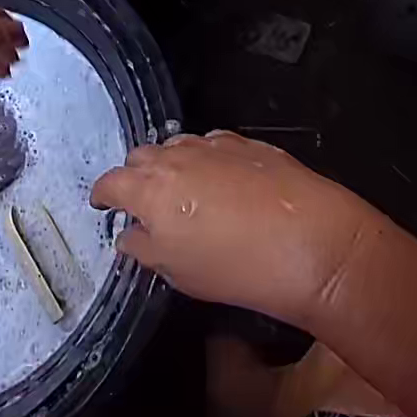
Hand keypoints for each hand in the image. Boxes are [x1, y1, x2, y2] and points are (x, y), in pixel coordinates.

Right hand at [90, 132, 386, 326]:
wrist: (315, 245)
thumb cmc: (238, 268)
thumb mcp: (180, 273)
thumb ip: (143, 250)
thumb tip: (129, 236)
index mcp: (146, 190)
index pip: (109, 184)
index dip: (102, 195)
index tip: (103, 204)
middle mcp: (170, 158)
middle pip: (138, 159)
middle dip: (135, 177)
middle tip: (147, 203)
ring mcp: (207, 145)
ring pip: (173, 147)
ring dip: (170, 165)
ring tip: (186, 192)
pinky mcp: (241, 142)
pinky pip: (209, 145)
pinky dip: (205, 159)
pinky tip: (223, 182)